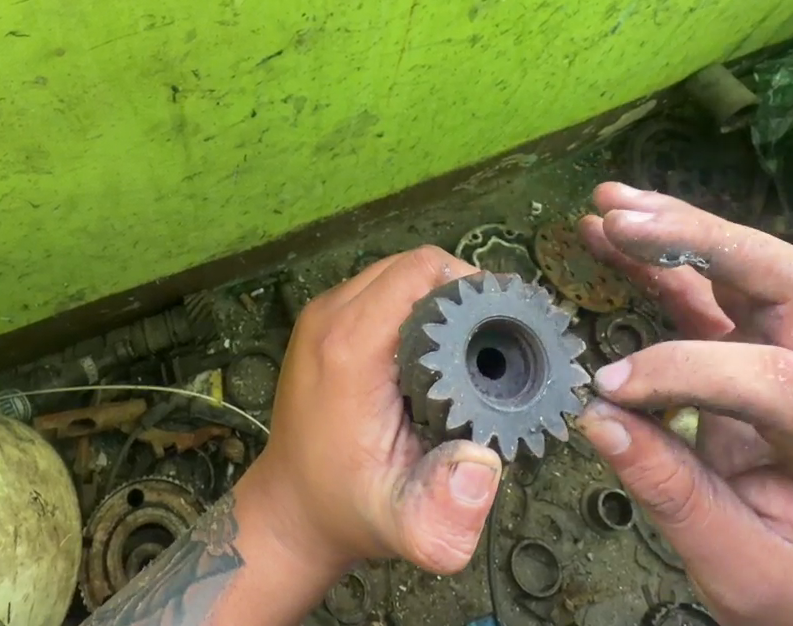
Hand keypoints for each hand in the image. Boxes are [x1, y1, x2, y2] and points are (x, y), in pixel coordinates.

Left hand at [240, 246, 505, 575]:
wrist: (289, 507)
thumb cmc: (347, 509)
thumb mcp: (406, 526)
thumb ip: (448, 509)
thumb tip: (486, 465)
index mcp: (349, 345)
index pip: (417, 271)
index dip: (467, 283)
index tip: (503, 319)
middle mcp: (330, 315)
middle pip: (408, 267)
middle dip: (456, 290)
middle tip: (493, 332)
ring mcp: (320, 313)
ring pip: (391, 273)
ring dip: (432, 297)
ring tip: (467, 340)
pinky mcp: (319, 321)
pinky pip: (374, 290)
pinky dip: (408, 304)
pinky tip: (431, 346)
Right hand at [575, 183, 792, 625]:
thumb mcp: (744, 572)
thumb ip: (673, 493)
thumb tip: (596, 416)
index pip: (779, 380)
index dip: (684, 370)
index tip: (608, 385)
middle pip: (792, 281)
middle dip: (705, 241)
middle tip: (626, 220)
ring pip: (755, 269)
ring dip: (679, 232)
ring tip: (609, 207)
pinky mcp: (763, 358)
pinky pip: (713, 297)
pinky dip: (661, 265)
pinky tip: (611, 240)